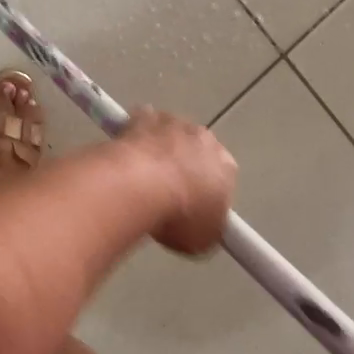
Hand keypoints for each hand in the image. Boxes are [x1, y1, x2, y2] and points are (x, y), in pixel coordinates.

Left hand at [119, 108, 236, 255]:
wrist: (141, 184)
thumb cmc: (179, 215)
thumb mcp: (204, 238)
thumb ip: (207, 224)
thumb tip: (199, 222)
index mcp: (226, 166)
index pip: (223, 177)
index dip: (207, 193)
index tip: (193, 208)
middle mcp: (203, 137)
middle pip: (197, 150)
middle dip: (186, 165)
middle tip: (168, 193)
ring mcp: (172, 122)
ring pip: (169, 134)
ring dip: (161, 149)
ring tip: (143, 178)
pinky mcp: (142, 116)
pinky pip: (142, 125)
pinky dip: (137, 137)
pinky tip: (128, 157)